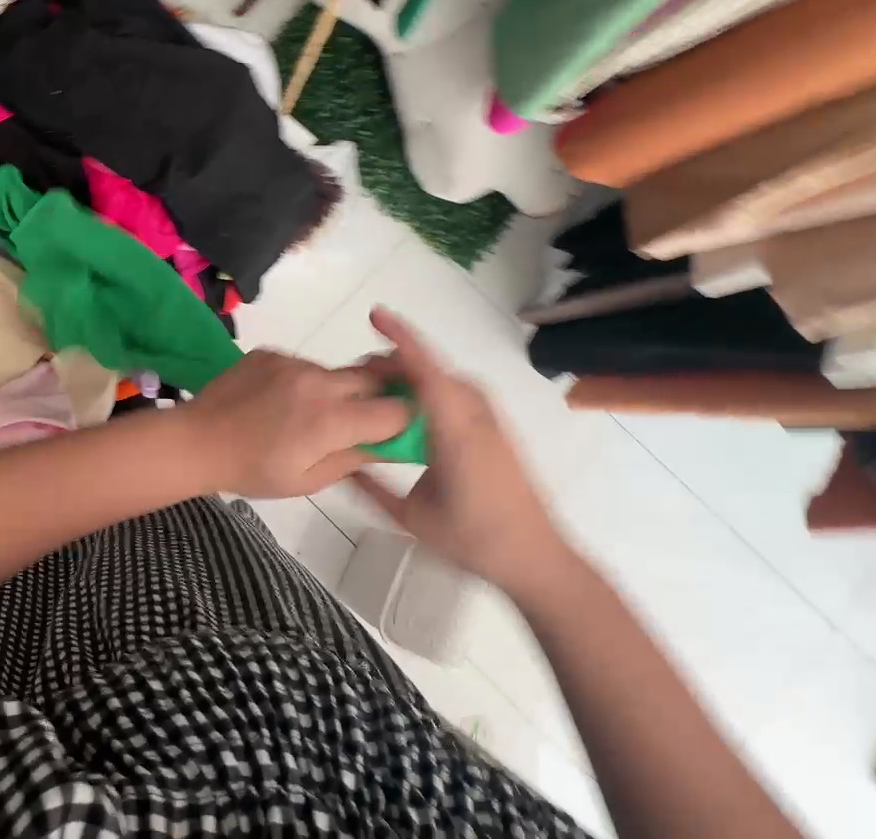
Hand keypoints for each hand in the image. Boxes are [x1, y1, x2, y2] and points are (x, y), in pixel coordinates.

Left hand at [186, 349, 412, 499]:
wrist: (195, 441)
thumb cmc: (252, 470)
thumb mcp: (307, 480)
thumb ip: (354, 458)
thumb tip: (393, 446)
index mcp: (330, 420)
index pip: (395, 410)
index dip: (404, 420)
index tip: (397, 430)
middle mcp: (318, 383)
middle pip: (374, 379)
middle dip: (378, 398)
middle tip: (362, 420)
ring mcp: (292, 362)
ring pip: (336, 372)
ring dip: (337, 391)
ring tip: (308, 416)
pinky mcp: (271, 353)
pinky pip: (304, 365)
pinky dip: (305, 382)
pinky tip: (280, 403)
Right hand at [353, 308, 575, 598]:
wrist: (537, 559)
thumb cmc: (474, 540)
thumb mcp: (411, 518)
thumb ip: (372, 488)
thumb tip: (338, 462)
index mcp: (454, 431)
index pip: (426, 371)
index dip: (402, 338)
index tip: (376, 315)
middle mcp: (476, 416)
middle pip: (435, 369)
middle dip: (397, 359)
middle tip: (358, 375)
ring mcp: (491, 422)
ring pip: (448, 380)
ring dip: (416, 373)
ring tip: (381, 387)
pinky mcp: (497, 431)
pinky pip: (459, 394)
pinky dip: (432, 388)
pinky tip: (412, 410)